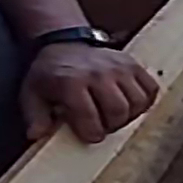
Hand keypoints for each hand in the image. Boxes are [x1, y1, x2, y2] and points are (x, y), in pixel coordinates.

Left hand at [20, 42, 160, 143]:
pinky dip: (145, 102)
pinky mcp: (135, 66)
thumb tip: (37, 135)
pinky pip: (151, 89)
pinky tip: (133, 106)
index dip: (92, 131)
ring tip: (119, 118)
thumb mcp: (32, 93)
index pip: (88, 114)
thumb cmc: (50, 74)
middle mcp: (99, 74)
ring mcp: (121, 68)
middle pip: (118, 109)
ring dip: (131, 115)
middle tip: (105, 128)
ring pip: (138, 101)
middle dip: (113, 125)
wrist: (67, 45)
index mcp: (71, 82)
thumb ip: (35, 116)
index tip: (92, 137)